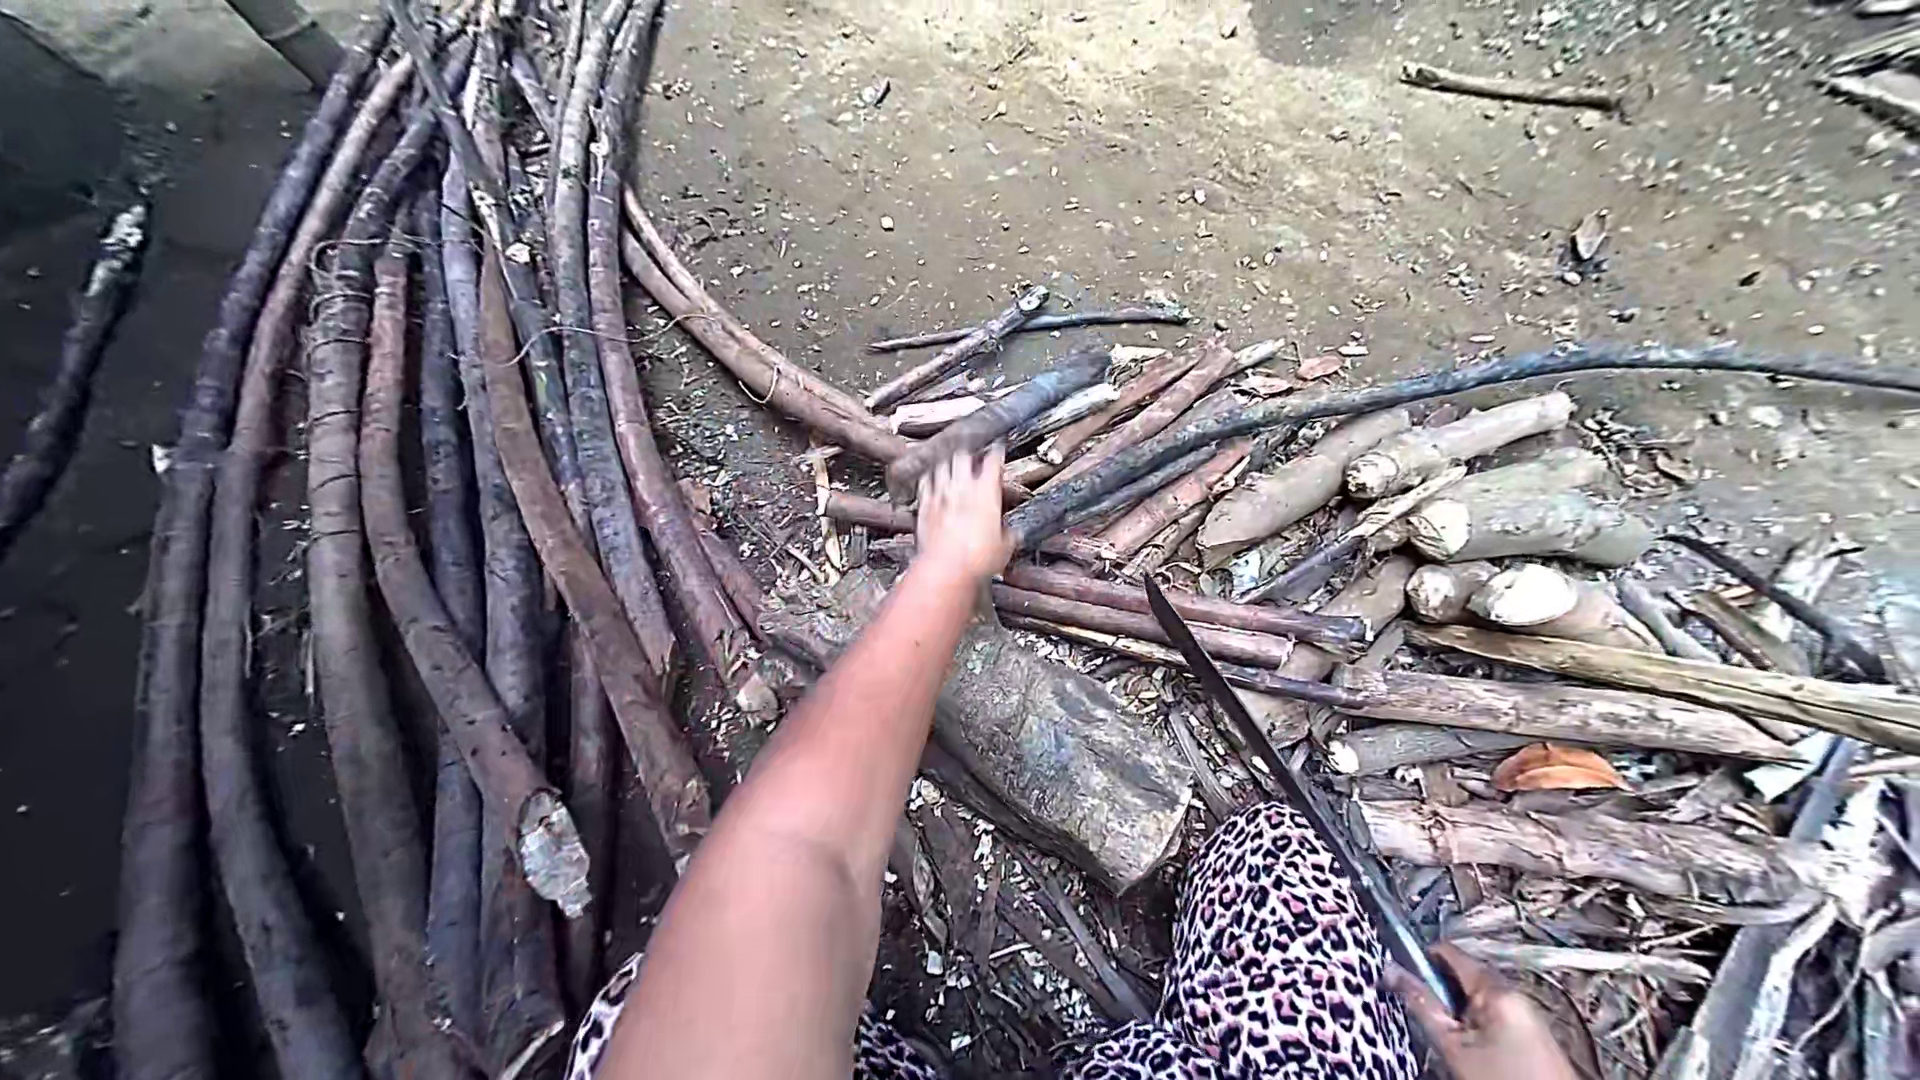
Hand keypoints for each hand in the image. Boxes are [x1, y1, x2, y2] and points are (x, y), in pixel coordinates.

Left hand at [915, 443, 1013, 582]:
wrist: (947, 568)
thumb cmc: (977, 558)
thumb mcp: (1004, 548)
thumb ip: (1008, 535)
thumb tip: (1012, 534)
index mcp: (986, 491)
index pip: (993, 460)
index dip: (997, 452)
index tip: (998, 450)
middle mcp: (962, 486)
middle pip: (963, 455)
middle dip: (969, 455)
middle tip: (974, 458)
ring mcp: (940, 494)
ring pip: (941, 465)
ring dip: (948, 464)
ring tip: (951, 466)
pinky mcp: (924, 506)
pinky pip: (924, 483)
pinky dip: (929, 480)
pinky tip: (931, 481)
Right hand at [1388, 945, 1577, 1079]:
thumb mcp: (1452, 1046)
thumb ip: (1420, 1002)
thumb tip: (1390, 970)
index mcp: (1497, 990)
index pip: (1448, 951)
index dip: (1420, 959)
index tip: (1405, 978)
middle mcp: (1516, 994)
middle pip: (1463, 973)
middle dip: (1441, 988)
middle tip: (1430, 1015)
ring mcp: (1530, 1015)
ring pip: (1477, 994)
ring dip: (1458, 1006)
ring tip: (1454, 1036)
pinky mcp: (1536, 1034)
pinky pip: (1495, 1011)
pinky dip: (1476, 1020)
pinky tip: (1475, 1047)